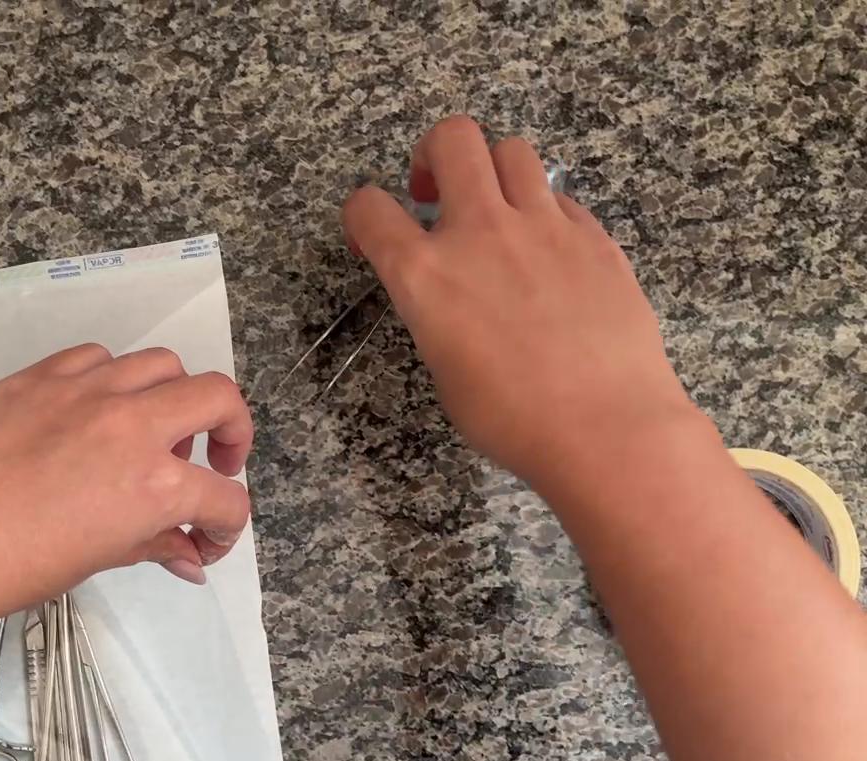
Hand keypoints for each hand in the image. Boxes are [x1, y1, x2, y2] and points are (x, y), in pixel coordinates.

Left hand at [0, 344, 251, 638]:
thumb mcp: (90, 563)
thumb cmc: (3, 572)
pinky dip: (108, 381)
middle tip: (211, 465)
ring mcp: (79, 391)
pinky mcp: (33, 378)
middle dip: (229, 433)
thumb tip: (187, 554)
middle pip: (215, 397)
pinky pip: (92, 358)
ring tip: (146, 436)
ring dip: (169, 399)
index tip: (208, 538)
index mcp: (152, 484)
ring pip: (158, 364)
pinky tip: (89, 413)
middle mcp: (127, 424)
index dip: (226, 525)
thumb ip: (149, 545)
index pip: (223, 498)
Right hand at [341, 115, 711, 496]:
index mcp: (423, 273)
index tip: (369, 232)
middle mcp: (480, 232)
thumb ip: (431, 302)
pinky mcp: (593, 235)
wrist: (599, 422)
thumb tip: (444, 284)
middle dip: (431, 155)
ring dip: (487, 173)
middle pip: (454, 139)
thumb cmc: (500, 411)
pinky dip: (535, 210)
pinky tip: (535, 255)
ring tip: (487, 215)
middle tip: (430, 194)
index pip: (370, 209)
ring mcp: (545, 226)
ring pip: (512, 151)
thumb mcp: (436, 356)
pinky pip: (556, 196)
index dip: (360, 213)